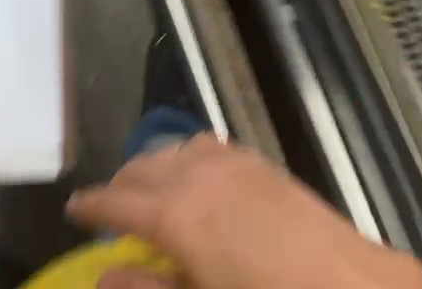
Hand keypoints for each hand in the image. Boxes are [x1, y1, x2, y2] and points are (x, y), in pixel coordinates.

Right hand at [66, 136, 421, 288]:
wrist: (348, 285)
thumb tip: (102, 278)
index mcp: (174, 215)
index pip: (115, 202)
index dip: (90, 206)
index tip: (73, 208)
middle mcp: (194, 175)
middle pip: (140, 168)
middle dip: (120, 185)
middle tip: (111, 208)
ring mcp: (228, 163)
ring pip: (172, 151)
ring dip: (153, 168)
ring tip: (151, 193)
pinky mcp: (256, 161)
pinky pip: (206, 147)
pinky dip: (186, 158)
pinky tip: (196, 176)